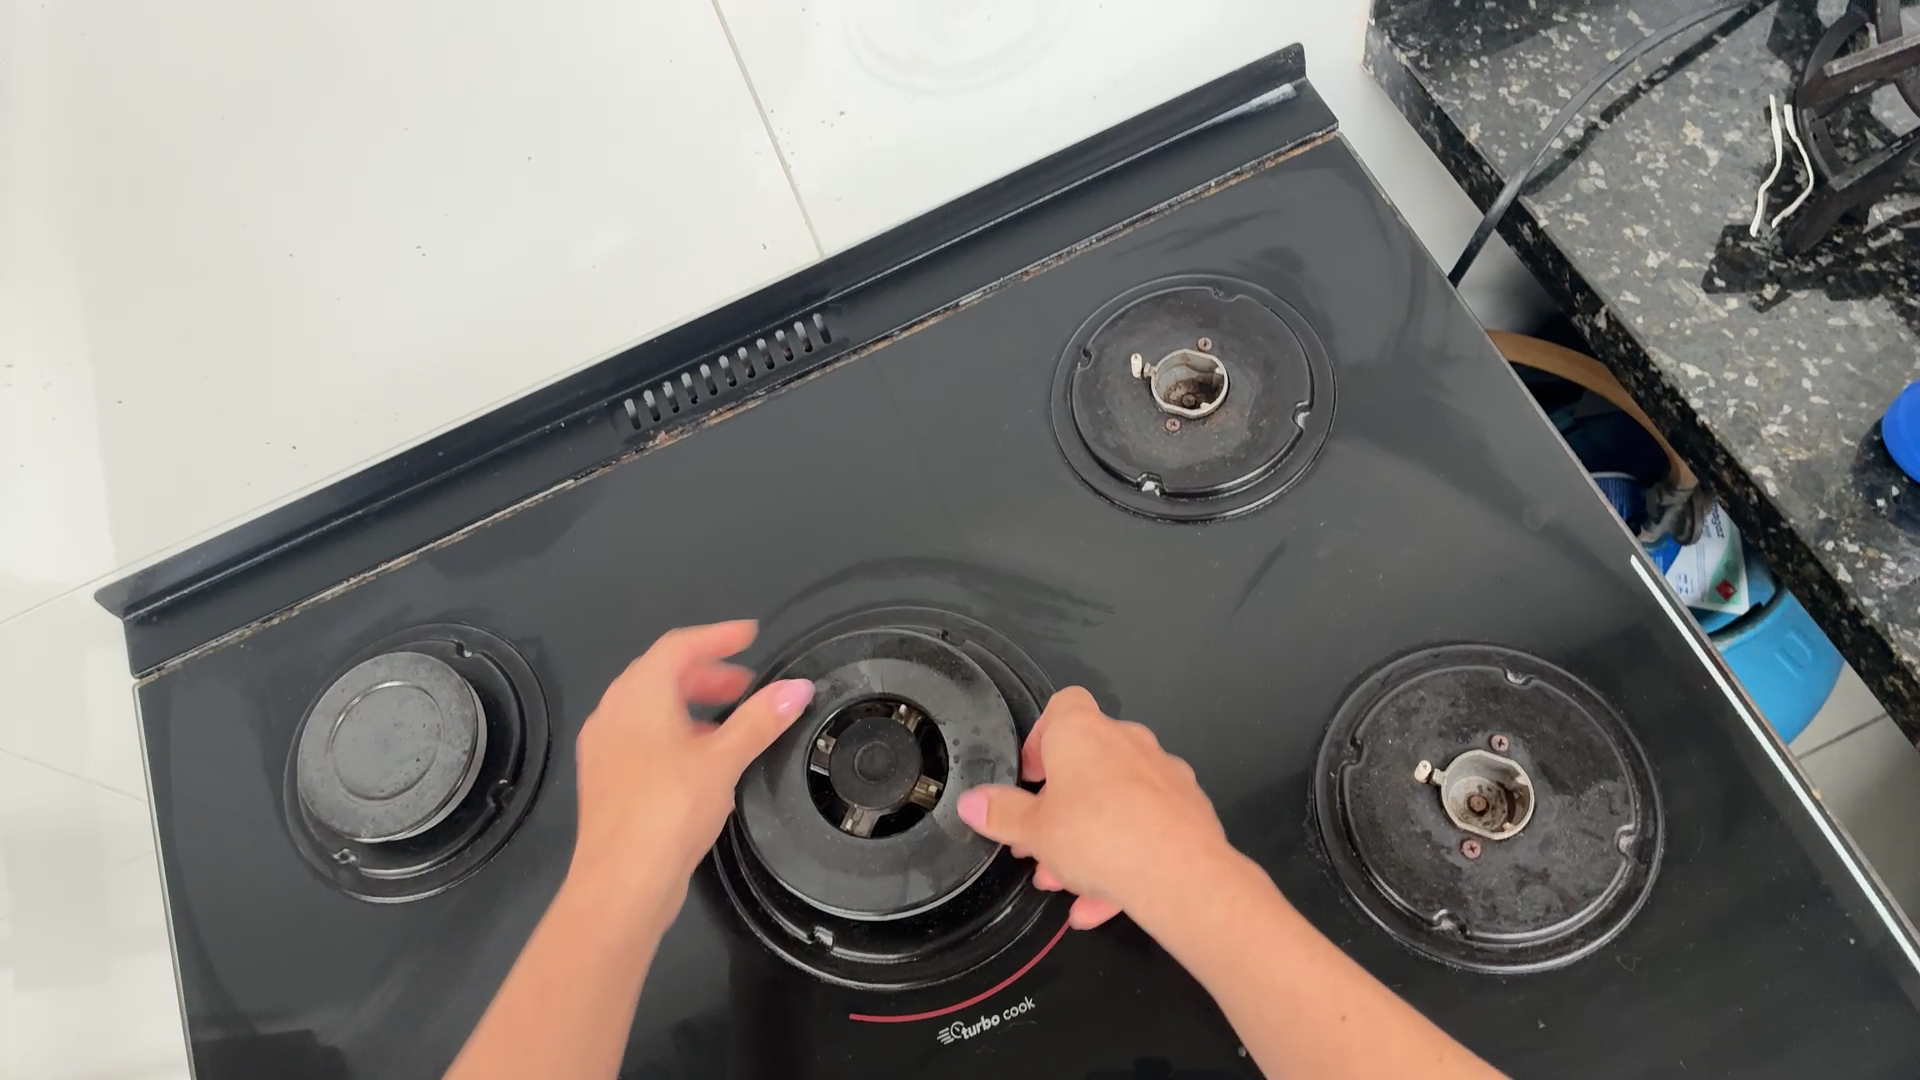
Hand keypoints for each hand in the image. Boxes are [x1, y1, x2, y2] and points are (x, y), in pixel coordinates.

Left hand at [570, 620, 813, 912]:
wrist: (619, 887)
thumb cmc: (667, 811)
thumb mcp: (724, 758)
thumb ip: (762, 719)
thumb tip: (798, 688)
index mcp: (637, 696)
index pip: (678, 646)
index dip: (718, 636)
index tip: (750, 634)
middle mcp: (613, 713)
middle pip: (662, 673)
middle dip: (708, 671)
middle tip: (747, 681)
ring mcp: (605, 747)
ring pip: (651, 705)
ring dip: (693, 701)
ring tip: (732, 716)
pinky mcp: (607, 778)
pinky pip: (644, 734)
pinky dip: (677, 728)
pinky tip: (703, 754)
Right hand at [955, 687, 1230, 930]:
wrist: (1180, 873)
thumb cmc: (1096, 835)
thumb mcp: (1033, 830)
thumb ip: (1000, 813)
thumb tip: (971, 802)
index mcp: (1082, 731)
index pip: (1062, 706)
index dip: (1041, 738)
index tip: (1030, 777)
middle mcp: (1125, 740)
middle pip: (1086, 762)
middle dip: (1060, 804)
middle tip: (1039, 841)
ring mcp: (1162, 773)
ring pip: (1116, 800)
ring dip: (1088, 837)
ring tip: (1066, 882)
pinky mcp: (1188, 808)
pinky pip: (1146, 826)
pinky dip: (1123, 857)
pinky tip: (1100, 904)